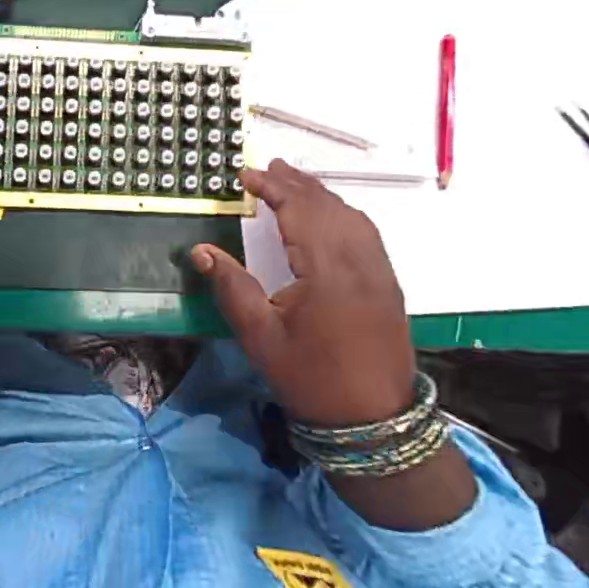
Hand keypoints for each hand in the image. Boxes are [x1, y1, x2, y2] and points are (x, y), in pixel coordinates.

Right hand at [190, 159, 414, 427]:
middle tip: (269, 167)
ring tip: (294, 182)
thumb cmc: (309, 377)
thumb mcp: (259, 335)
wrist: (372, 419)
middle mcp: (360, 263)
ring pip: (353, 218)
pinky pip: (366, 234)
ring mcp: (380, 273)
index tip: (246, 175)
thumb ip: (231, 287)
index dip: (274, 188)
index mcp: (327, 271)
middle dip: (298, 183)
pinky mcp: (388, 285)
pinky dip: (343, 213)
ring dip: (322, 195)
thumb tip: (201, 251)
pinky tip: (328, 216)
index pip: (301, 212)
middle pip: (329, 208)